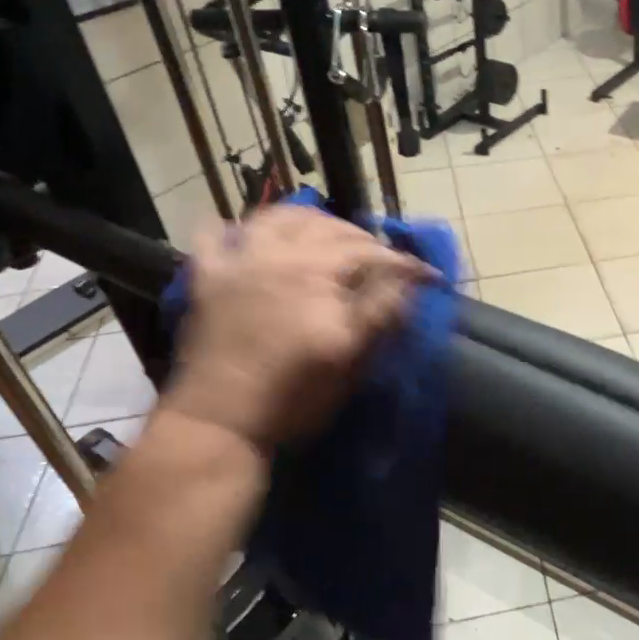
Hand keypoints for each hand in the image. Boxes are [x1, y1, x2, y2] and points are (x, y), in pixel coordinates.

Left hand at [161, 206, 432, 448]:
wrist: (220, 420)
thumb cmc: (292, 394)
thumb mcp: (349, 358)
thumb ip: (379, 312)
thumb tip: (408, 282)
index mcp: (316, 271)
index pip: (369, 253)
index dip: (404, 262)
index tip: (430, 277)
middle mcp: (277, 254)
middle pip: (325, 226)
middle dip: (359, 237)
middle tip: (380, 256)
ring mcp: (238, 263)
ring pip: (274, 218)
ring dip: (305, 219)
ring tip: (323, 231)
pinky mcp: (208, 282)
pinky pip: (212, 238)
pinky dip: (229, 229)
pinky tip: (241, 233)